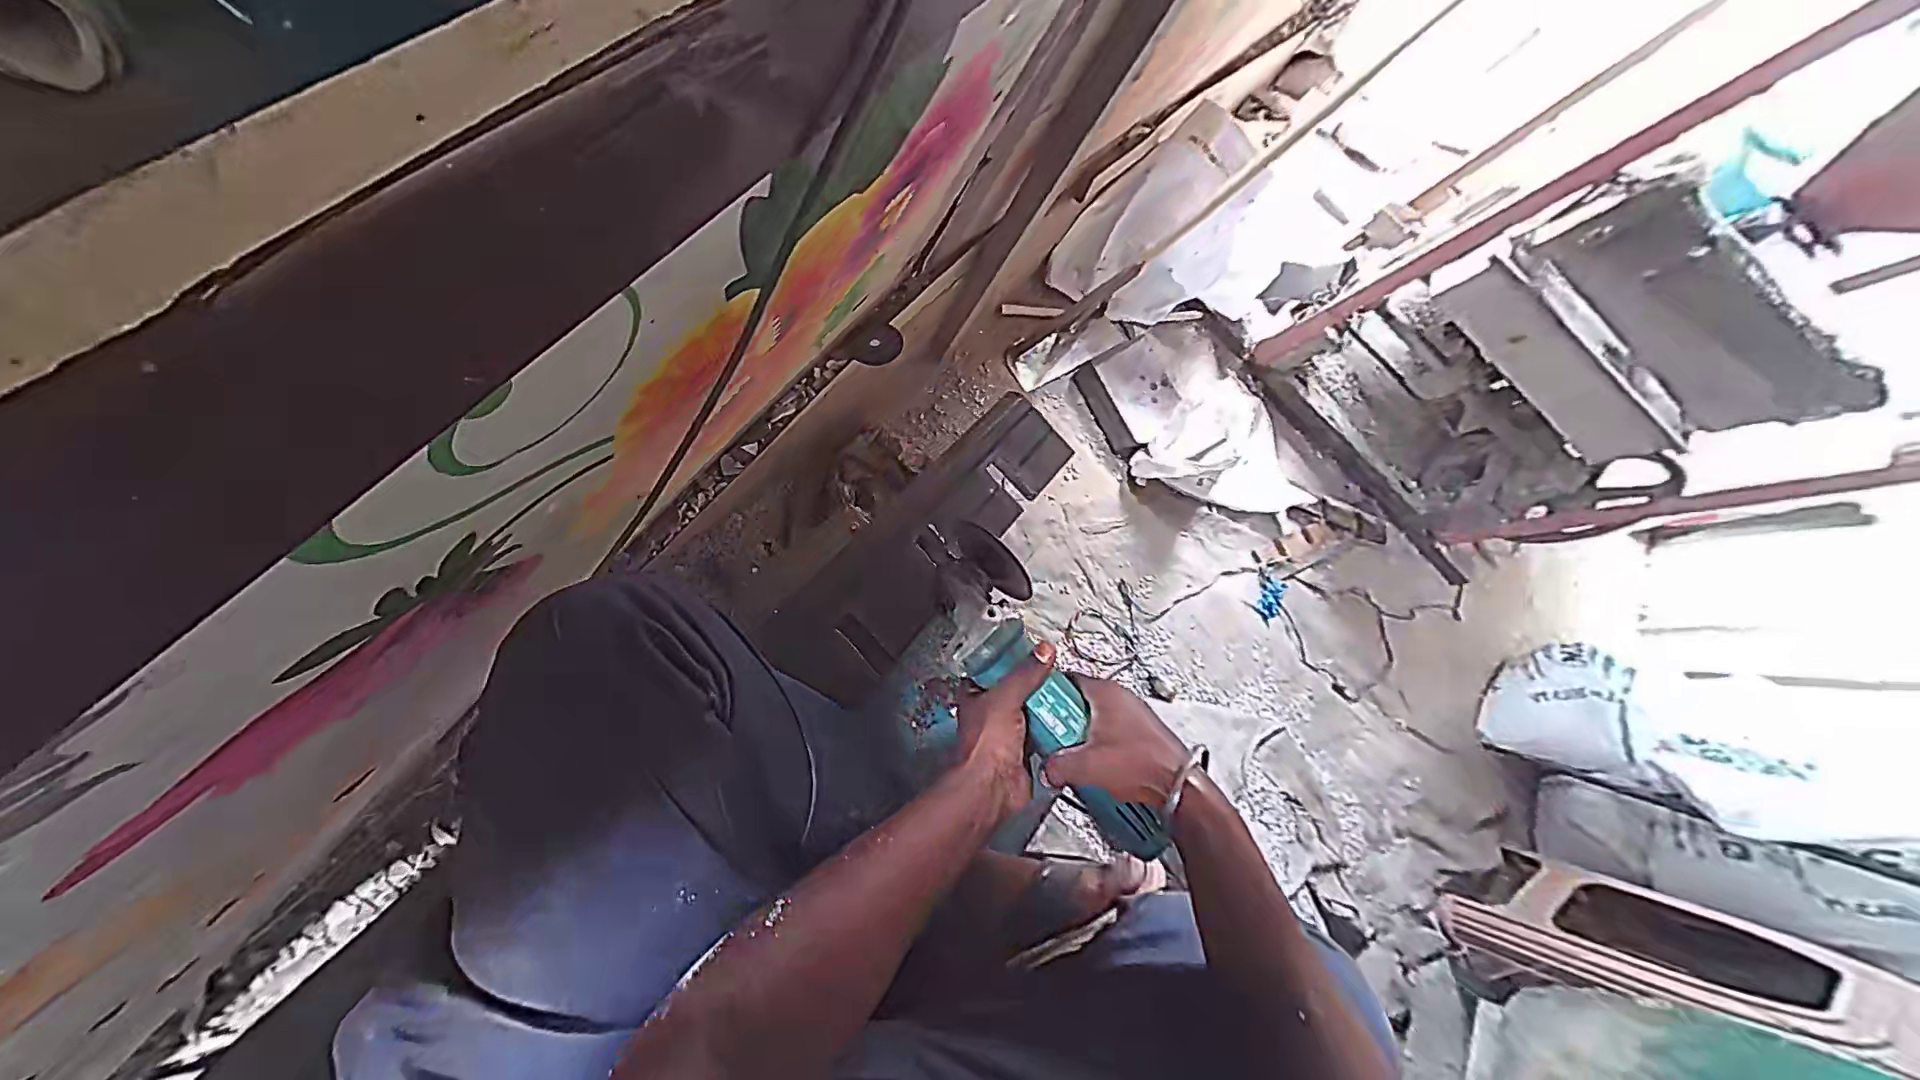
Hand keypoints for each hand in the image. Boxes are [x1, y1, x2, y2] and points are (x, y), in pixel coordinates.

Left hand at [954, 641, 1056, 819]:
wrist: (993, 788)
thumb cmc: (984, 746)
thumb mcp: (1006, 697)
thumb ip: (1025, 674)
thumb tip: (1042, 652)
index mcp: (977, 698)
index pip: (993, 671)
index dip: (1010, 661)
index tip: (1030, 652)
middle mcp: (991, 715)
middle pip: (1017, 692)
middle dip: (1035, 686)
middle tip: (1053, 675)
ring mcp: (1008, 735)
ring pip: (1032, 713)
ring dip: (1047, 708)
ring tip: (1065, 695)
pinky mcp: (1025, 752)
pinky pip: (1044, 735)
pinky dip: (1055, 730)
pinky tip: (1067, 722)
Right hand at [1043, 677, 1190, 806]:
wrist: (1177, 787)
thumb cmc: (1144, 765)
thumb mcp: (1086, 766)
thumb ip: (1058, 765)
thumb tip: (1048, 768)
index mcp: (1105, 692)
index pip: (1065, 679)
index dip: (1047, 694)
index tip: (1038, 709)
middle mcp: (1119, 697)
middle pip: (1078, 700)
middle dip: (1063, 720)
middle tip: (1055, 738)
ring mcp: (1130, 713)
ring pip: (1093, 717)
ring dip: (1080, 733)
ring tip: (1075, 754)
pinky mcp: (1137, 732)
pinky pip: (1107, 730)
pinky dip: (1097, 742)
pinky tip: (1096, 763)